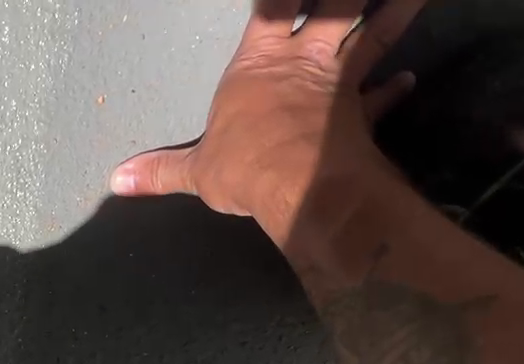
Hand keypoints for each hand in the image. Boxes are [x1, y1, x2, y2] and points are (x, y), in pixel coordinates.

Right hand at [109, 0, 424, 242]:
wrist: (296, 185)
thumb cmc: (241, 167)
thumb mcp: (192, 173)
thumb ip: (159, 171)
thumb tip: (115, 180)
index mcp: (256, 66)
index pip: (271, 8)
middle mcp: (301, 62)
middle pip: (334, 5)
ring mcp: (336, 82)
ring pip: (374, 32)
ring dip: (397, 9)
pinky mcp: (359, 112)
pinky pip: (381, 95)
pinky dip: (394, 89)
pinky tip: (408, 79)